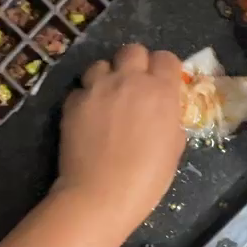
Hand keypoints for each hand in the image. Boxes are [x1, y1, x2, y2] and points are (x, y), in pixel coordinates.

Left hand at [54, 43, 185, 231]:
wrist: (101, 194)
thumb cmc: (146, 179)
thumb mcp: (174, 147)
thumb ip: (169, 118)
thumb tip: (163, 112)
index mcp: (161, 91)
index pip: (166, 58)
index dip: (163, 70)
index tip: (160, 84)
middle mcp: (129, 81)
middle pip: (132, 51)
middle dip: (134, 64)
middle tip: (132, 87)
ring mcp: (97, 89)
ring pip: (101, 65)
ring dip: (105, 77)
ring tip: (105, 100)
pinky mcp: (72, 103)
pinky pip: (80, 90)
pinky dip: (84, 99)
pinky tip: (87, 118)